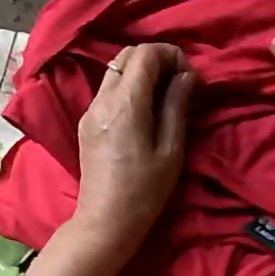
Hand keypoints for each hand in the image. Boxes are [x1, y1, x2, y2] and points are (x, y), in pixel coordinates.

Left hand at [71, 43, 196, 257]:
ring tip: (163, 99)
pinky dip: (128, 89)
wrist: (105, 221)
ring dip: (141, 74)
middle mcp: (101, 101)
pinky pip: (108, 91)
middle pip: (126, 56)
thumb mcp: (171, 150)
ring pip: (115, 72)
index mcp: (125, 105)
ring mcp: (89, 111)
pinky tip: (144, 114)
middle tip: (178, 84)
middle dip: (155, 60)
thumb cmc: (145, 191)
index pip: (144, 54)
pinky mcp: (86, 123)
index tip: (188, 77)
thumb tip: (186, 76)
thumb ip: (177, 106)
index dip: (171, 54)